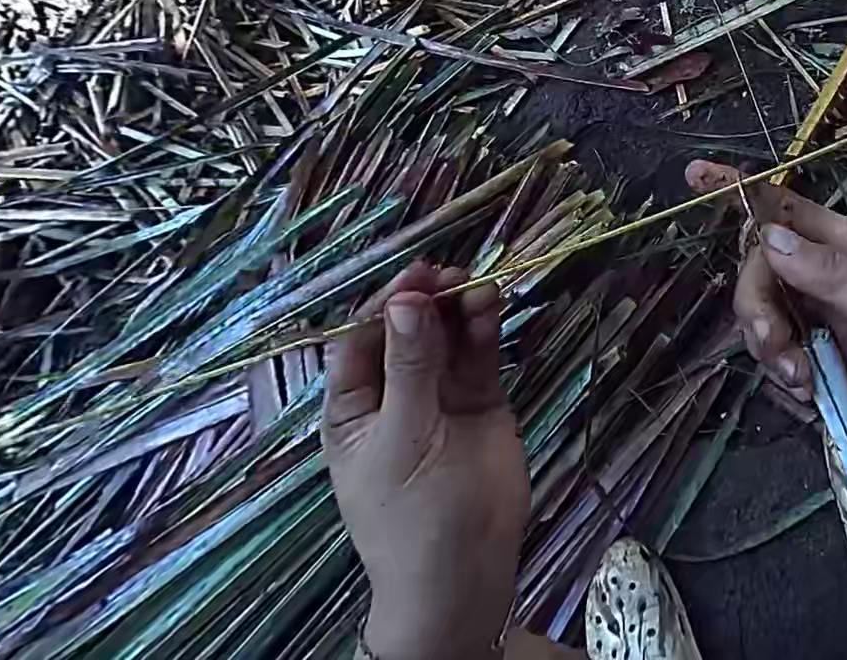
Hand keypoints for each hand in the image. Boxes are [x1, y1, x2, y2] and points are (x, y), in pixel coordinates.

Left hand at [321, 262, 525, 659]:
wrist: (469, 571)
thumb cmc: (413, 516)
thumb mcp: (403, 439)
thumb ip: (410, 368)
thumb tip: (408, 302)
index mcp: (355, 406)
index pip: (363, 340)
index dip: (387, 304)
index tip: (417, 276)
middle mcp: (396, 391)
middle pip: (410, 331)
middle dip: (428, 301)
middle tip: (453, 275)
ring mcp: (441, 392)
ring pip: (448, 337)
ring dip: (460, 309)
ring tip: (478, 286)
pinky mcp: (480, 395)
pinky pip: (479, 353)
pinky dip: (484, 329)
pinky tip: (491, 306)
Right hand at [685, 161, 846, 457]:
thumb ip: (828, 272)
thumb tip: (769, 237)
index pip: (785, 208)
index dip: (740, 191)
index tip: (695, 175)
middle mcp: (826, 277)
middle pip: (760, 270)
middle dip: (757, 306)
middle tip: (775, 343)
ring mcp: (821, 320)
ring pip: (762, 316)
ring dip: (770, 349)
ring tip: (803, 380)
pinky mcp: (820, 361)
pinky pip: (776, 358)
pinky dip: (783, 376)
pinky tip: (812, 395)